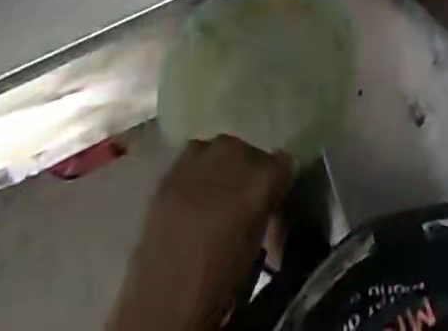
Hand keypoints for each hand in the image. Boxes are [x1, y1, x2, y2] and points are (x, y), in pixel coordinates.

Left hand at [107, 136, 291, 330]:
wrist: (164, 300)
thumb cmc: (220, 282)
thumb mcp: (257, 244)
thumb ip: (265, 208)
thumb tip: (269, 195)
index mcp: (259, 183)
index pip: (283, 161)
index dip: (280, 180)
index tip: (276, 197)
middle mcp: (231, 160)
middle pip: (252, 151)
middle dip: (254, 171)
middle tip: (247, 198)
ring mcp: (198, 161)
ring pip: (224, 146)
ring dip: (226, 164)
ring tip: (220, 190)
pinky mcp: (171, 169)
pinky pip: (194, 153)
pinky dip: (200, 166)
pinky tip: (195, 190)